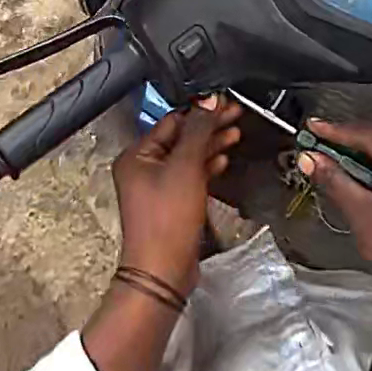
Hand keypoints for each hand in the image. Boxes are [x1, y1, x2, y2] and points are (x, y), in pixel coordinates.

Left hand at [111, 96, 241, 293]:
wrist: (164, 270)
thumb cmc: (167, 220)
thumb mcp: (186, 166)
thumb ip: (199, 131)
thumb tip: (209, 100)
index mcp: (137, 155)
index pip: (173, 121)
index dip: (201, 111)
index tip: (224, 103)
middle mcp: (143, 168)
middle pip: (182, 137)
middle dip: (210, 126)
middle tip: (235, 114)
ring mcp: (157, 186)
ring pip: (188, 155)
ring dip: (211, 144)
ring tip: (235, 133)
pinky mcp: (171, 202)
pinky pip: (190, 174)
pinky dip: (207, 165)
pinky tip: (223, 159)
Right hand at [298, 120, 371, 287]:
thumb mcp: (366, 216)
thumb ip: (337, 182)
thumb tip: (309, 158)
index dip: (341, 131)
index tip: (313, 126)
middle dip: (347, 137)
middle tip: (316, 135)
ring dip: (355, 150)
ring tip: (325, 148)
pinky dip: (366, 164)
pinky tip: (346, 165)